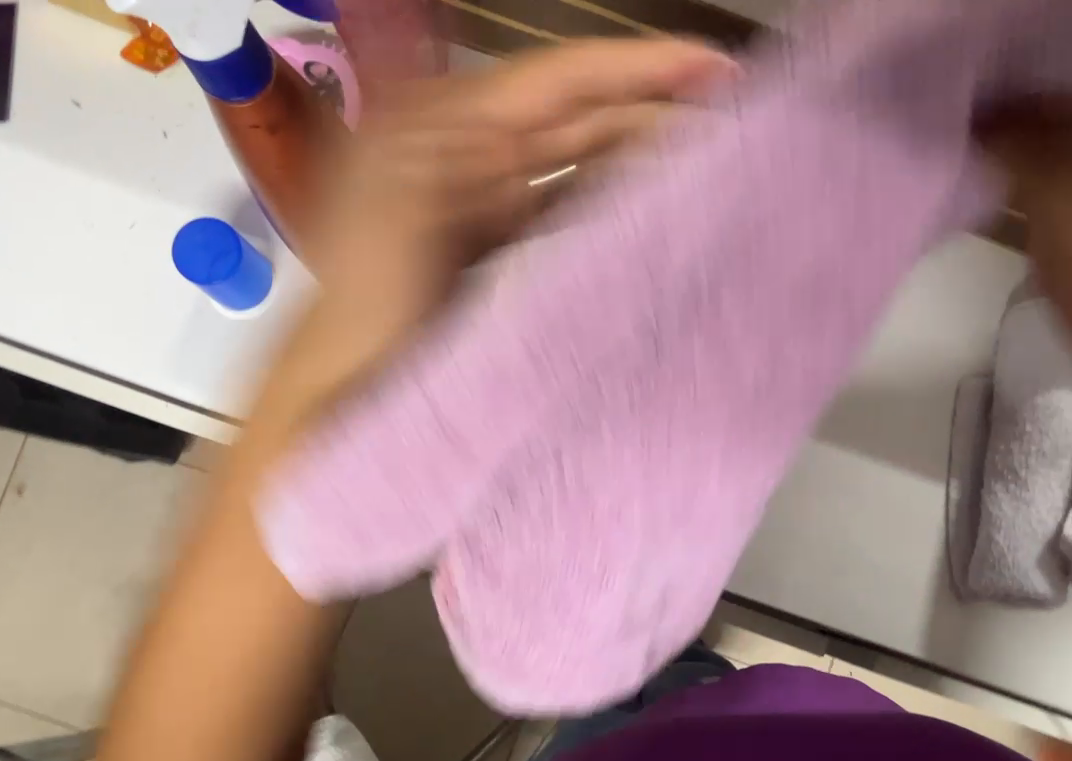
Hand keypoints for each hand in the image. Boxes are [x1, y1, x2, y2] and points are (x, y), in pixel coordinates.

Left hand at [301, 38, 737, 350]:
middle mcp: (467, 150)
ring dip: (637, 157)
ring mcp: (479, 199)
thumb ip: (478, 151)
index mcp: (443, 126)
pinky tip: (643, 212)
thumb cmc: (362, 303)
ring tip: (705, 159)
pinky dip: (603, 208)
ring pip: (574, 163)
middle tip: (730, 117)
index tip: (713, 69)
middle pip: (577, 116)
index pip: (559, 80)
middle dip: (652, 108)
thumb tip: (555, 122)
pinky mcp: (488, 247)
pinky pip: (558, 212)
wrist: (341, 380)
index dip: (638, 69)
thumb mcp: (405, 209)